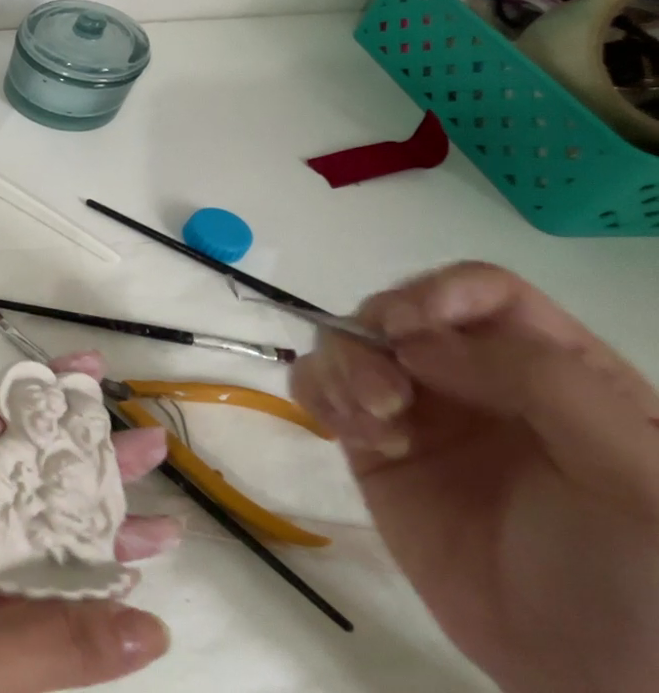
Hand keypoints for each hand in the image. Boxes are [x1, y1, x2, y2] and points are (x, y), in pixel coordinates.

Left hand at [0, 351, 176, 692]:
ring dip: (80, 526)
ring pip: (14, 525)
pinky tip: (110, 583)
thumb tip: (151, 627)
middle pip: (10, 470)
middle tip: (151, 449)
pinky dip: (55, 576)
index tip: (92, 372)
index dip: (39, 394)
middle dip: (79, 462)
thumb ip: (58, 641)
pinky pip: (5, 572)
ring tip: (161, 523)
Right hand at [291, 262, 658, 692]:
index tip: (408, 333)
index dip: (438, 294)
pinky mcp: (372, 451)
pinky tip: (360, 438)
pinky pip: (322, 393)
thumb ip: (545, 385)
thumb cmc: (639, 571)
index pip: (484, 293)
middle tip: (386, 397)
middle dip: (375, 338)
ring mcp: (422, 414)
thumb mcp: (636, 472)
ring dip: (342, 368)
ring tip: (371, 425)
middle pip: (400, 312)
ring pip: (349, 346)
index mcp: (560, 370)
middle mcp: (481, 381)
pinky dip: (320, 397)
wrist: (591, 672)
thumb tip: (420, 342)